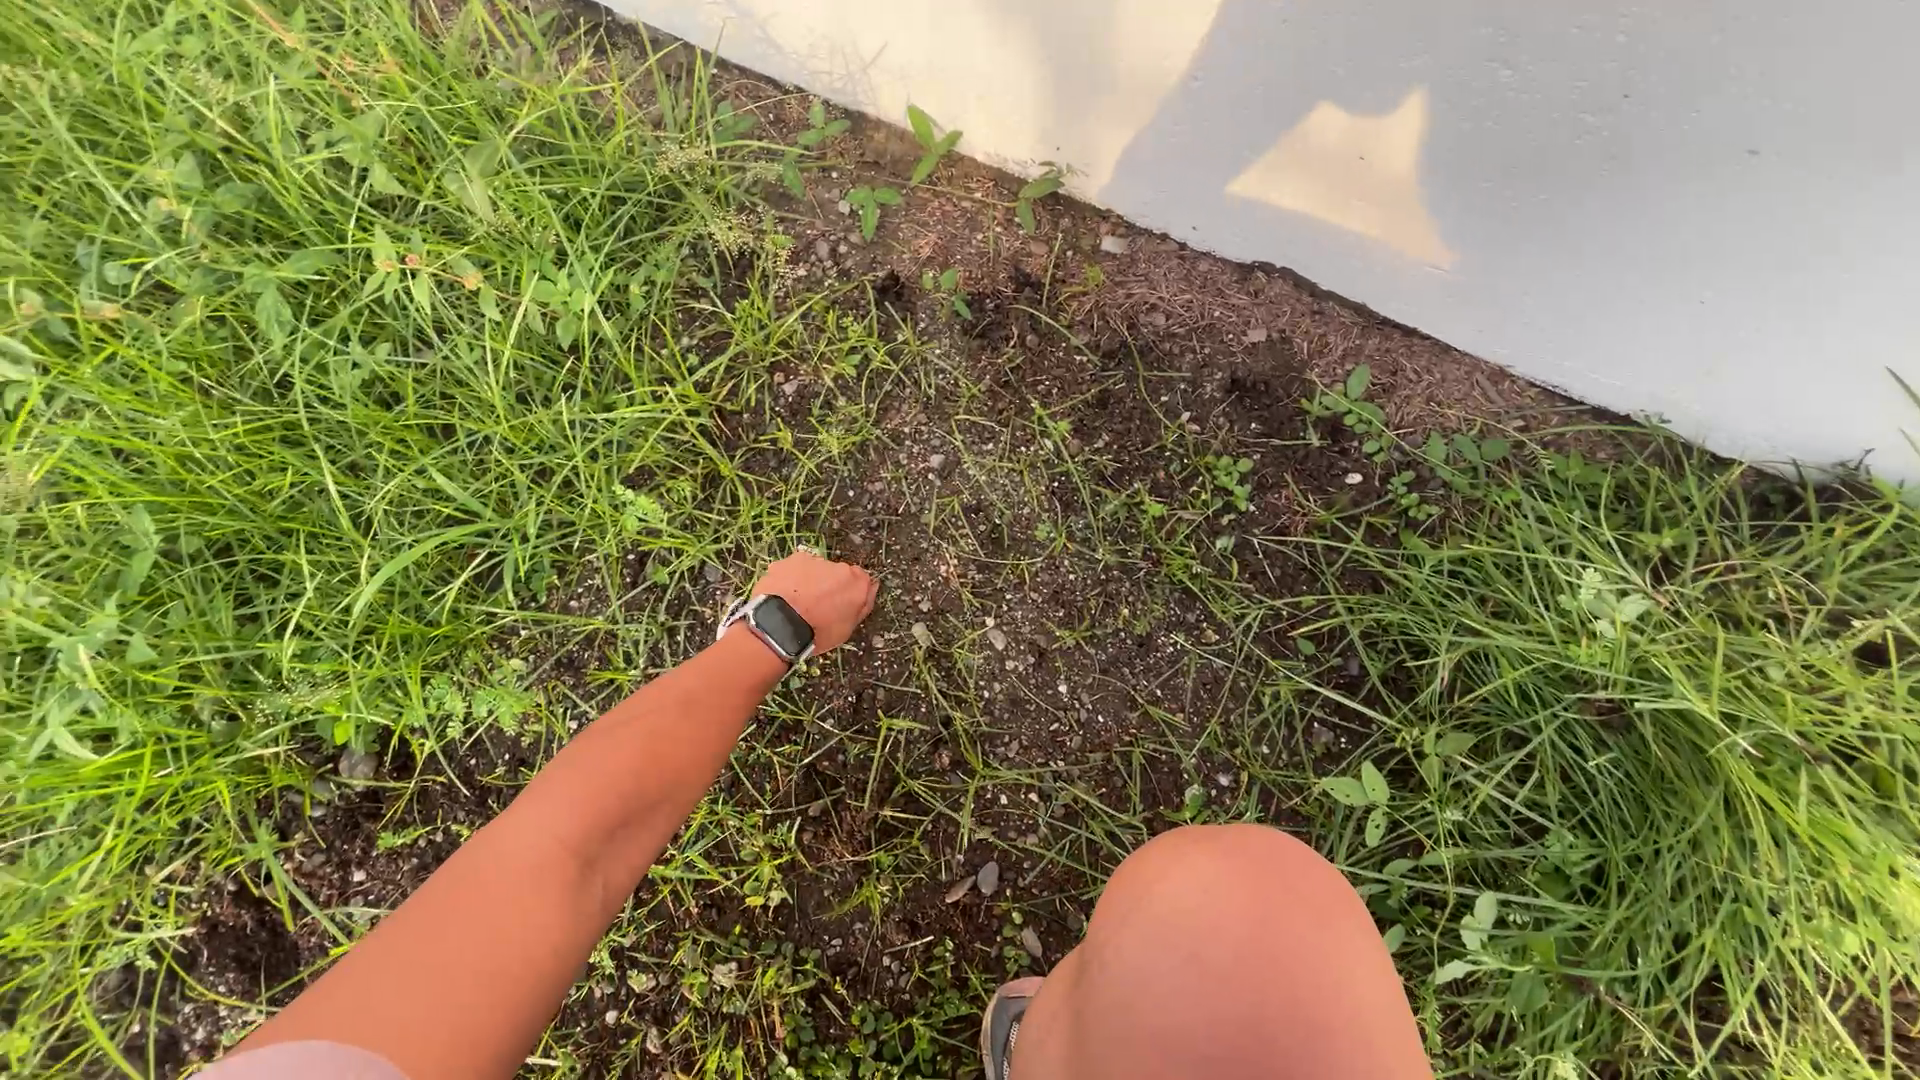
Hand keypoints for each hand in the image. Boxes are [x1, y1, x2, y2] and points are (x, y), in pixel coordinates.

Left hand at [750, 550, 876, 653]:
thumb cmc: (816, 632)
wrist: (781, 625)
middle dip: (828, 586)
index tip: (840, 605)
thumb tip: (872, 588)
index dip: (849, 594)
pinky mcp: (791, 560)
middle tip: (816, 608)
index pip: (860, 581)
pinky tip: (783, 596)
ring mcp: (814, 561)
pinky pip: (794, 568)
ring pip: (814, 569)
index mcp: (857, 584)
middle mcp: (839, 567)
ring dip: (809, 582)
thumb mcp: (847, 629)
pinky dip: (790, 578)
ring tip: (796, 605)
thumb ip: (863, 605)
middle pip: (837, 574)